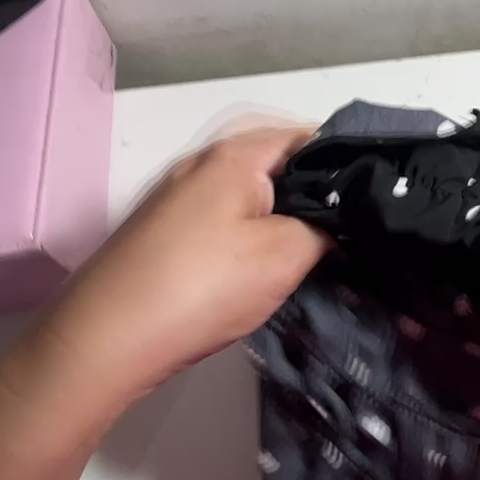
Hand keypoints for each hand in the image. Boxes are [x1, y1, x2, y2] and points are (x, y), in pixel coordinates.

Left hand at [32, 127, 329, 405]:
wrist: (101, 343)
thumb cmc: (201, 285)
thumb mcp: (284, 255)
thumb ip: (325, 227)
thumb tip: (340, 218)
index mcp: (237, 154)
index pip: (311, 136)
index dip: (351, 163)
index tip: (378, 198)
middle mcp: (205, 163)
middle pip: (281, 166)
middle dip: (319, 197)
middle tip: (353, 233)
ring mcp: (180, 198)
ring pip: (254, 197)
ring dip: (286, 221)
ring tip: (319, 256)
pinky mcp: (166, 232)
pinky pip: (228, 221)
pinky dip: (255, 237)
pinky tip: (268, 271)